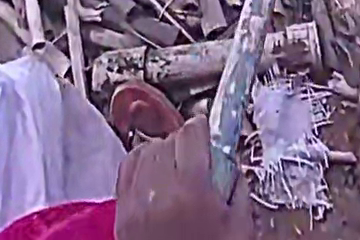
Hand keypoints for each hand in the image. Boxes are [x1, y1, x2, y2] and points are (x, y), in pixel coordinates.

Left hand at [114, 118, 248, 239]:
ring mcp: (135, 202)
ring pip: (149, 148)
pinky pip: (128, 166)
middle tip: (198, 165)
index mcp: (192, 191)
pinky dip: (142, 164)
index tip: (211, 140)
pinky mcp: (121, 214)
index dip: (204, 132)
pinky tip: (155, 179)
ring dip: (164, 153)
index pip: (192, 131)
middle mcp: (159, 190)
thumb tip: (229, 158)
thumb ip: (237, 186)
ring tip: (176, 173)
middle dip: (186, 146)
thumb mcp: (238, 228)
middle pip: (171, 138)